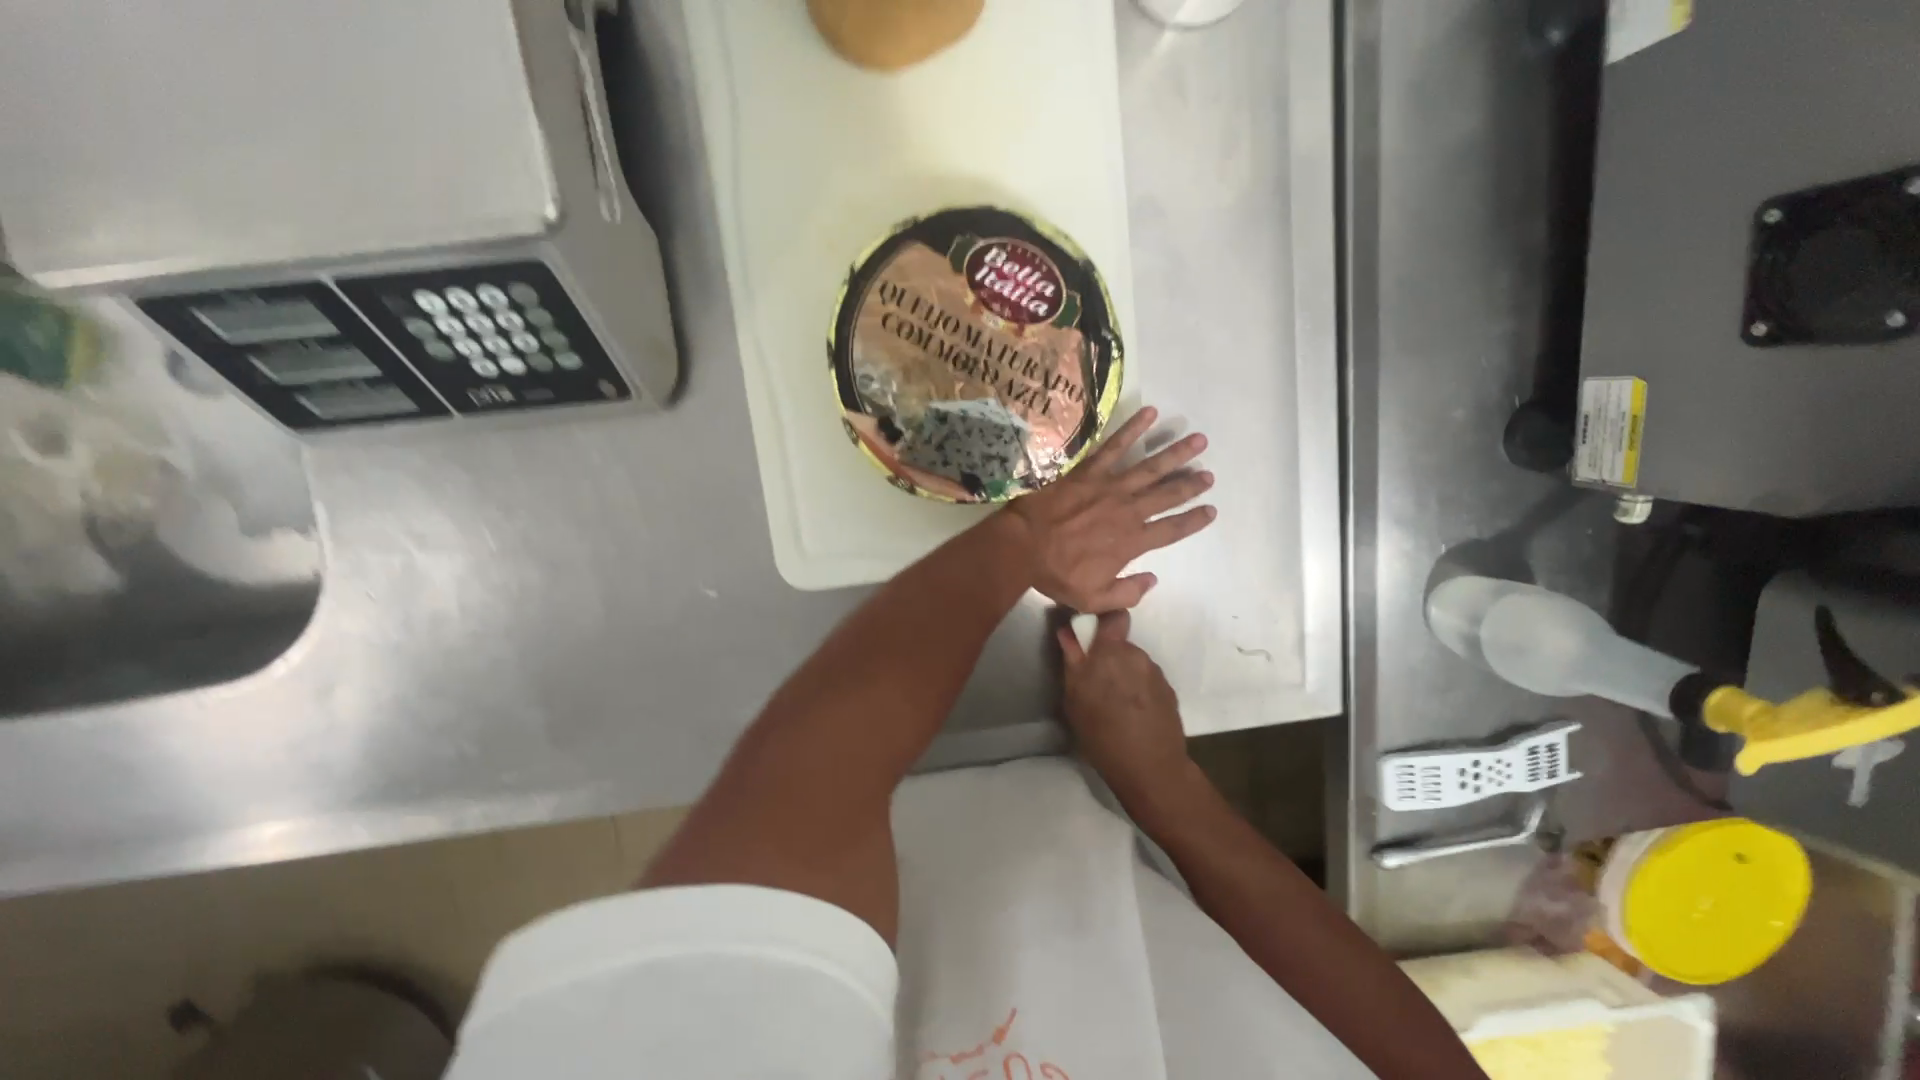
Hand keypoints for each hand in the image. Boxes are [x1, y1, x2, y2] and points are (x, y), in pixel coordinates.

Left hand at [1003, 406, 1215, 611]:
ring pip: (1150, 466)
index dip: (1193, 520)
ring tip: (1198, 440)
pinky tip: (1150, 413)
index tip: (1211, 511)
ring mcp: (1109, 486)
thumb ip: (1127, 593)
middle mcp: (1128, 510)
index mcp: (1131, 542)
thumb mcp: (1093, 598)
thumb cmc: (1055, 573)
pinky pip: (1114, 445)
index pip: (1171, 529)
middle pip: (1167, 494)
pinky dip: (1133, 428)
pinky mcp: (1088, 470)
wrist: (1022, 545)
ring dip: (1176, 453)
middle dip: (1191, 484)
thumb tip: (1152, 580)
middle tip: (1210, 473)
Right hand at [1057, 611, 1198, 813]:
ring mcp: (1155, 673)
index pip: (1113, 616)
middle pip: (1120, 645)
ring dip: (1124, 676)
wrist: (1152, 768)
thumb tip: (1067, 632)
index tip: (1090, 637)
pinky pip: (1147, 681)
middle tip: (1096, 685)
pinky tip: (1133, 715)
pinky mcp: (1168, 691)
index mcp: (1111, 652)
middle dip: (1108, 658)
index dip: (1103, 622)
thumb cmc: (1102, 735)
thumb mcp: (1075, 701)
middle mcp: (1136, 655)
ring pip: (1134, 664)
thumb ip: (1072, 662)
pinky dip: (1139, 691)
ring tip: (1115, 706)